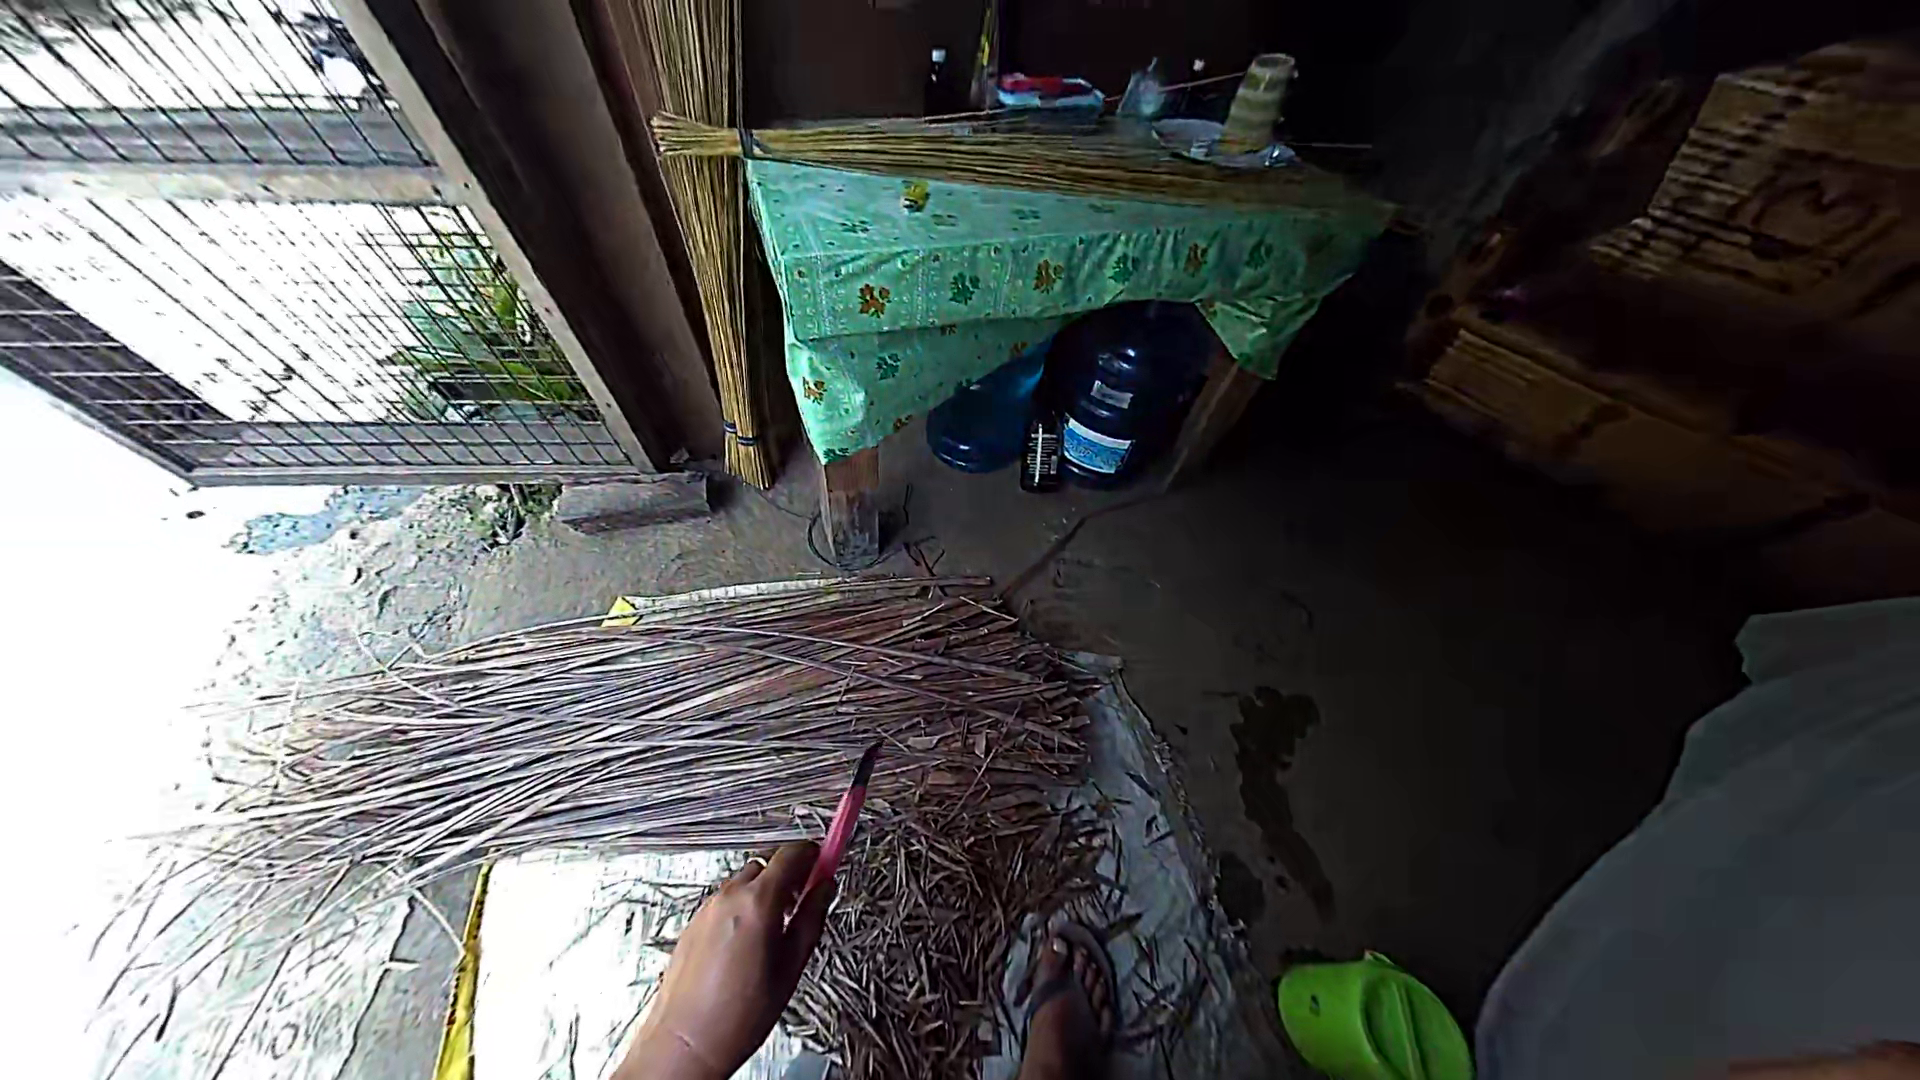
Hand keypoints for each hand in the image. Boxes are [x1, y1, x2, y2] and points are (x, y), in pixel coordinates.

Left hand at [615, 842, 835, 1079]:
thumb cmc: (738, 1015)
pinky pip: (725, 902)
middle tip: (799, 904)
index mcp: (759, 901)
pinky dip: (740, 910)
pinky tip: (744, 946)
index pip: (792, 853)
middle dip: (788, 879)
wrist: (684, 1047)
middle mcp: (730, 896)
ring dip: (763, 894)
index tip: (822, 863)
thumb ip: (812, 917)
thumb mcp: (791, 965)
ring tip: (771, 932)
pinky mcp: (693, 923)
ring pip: (746, 883)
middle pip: (768, 866)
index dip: (812, 854)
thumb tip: (826, 887)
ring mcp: (708, 908)